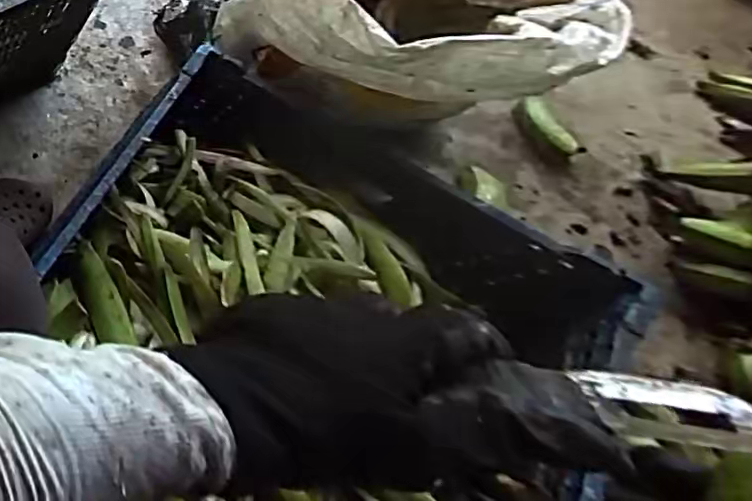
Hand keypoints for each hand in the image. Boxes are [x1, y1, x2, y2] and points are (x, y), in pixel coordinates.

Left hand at [170, 293, 576, 492]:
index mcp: (398, 336)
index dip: (484, 350)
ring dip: (365, 345)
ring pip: (351, 319)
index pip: (460, 326)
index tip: (491, 375)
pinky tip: (309, 371)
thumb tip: (517, 414)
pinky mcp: (263, 307)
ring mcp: (303, 302)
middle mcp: (353, 306)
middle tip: (420, 391)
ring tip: (362, 384)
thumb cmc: (330, 430)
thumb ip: (471, 429)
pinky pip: (306, 320)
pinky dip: (318, 342)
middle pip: (402, 321)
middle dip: (418, 351)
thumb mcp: (415, 449)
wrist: (234, 403)